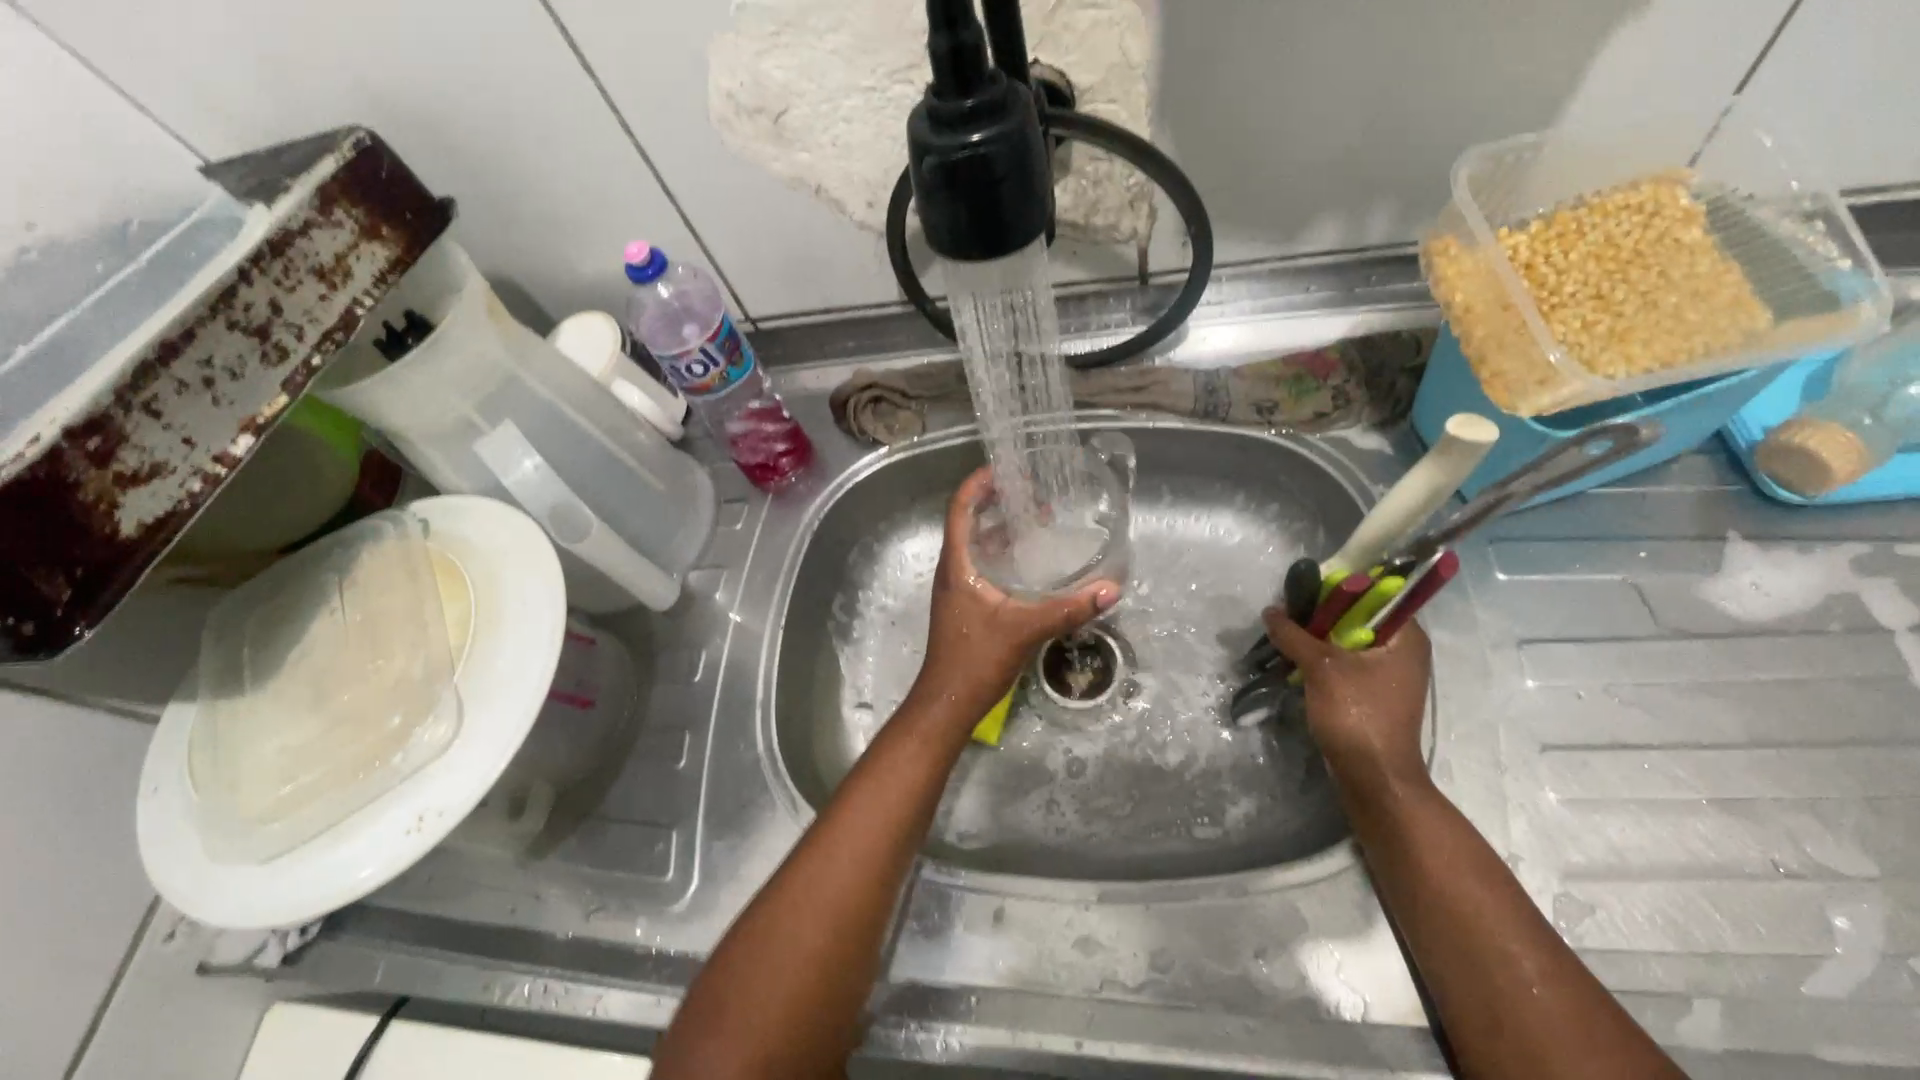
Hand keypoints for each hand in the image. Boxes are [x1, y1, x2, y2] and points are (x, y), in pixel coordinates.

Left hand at [913, 468, 1120, 724]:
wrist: (948, 703)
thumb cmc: (975, 660)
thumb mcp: (1025, 630)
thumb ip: (1068, 609)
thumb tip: (1111, 589)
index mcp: (957, 565)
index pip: (960, 509)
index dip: (978, 484)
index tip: (1005, 469)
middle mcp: (952, 571)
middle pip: (970, 523)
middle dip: (998, 503)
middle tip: (1034, 494)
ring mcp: (957, 589)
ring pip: (977, 546)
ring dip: (1002, 529)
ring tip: (1039, 521)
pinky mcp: (966, 606)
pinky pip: (983, 566)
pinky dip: (1004, 554)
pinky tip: (1031, 563)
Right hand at [1264, 611, 1431, 794]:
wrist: (1373, 777)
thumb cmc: (1357, 715)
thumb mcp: (1321, 668)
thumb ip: (1294, 635)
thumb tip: (1270, 611)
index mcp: (1406, 637)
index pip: (1375, 595)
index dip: (1338, 591)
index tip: (1305, 594)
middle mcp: (1404, 651)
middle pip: (1358, 619)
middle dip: (1321, 617)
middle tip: (1289, 616)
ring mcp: (1389, 676)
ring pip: (1349, 644)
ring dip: (1318, 641)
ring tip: (1286, 637)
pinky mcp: (1374, 696)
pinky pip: (1347, 666)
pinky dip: (1324, 663)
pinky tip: (1296, 664)